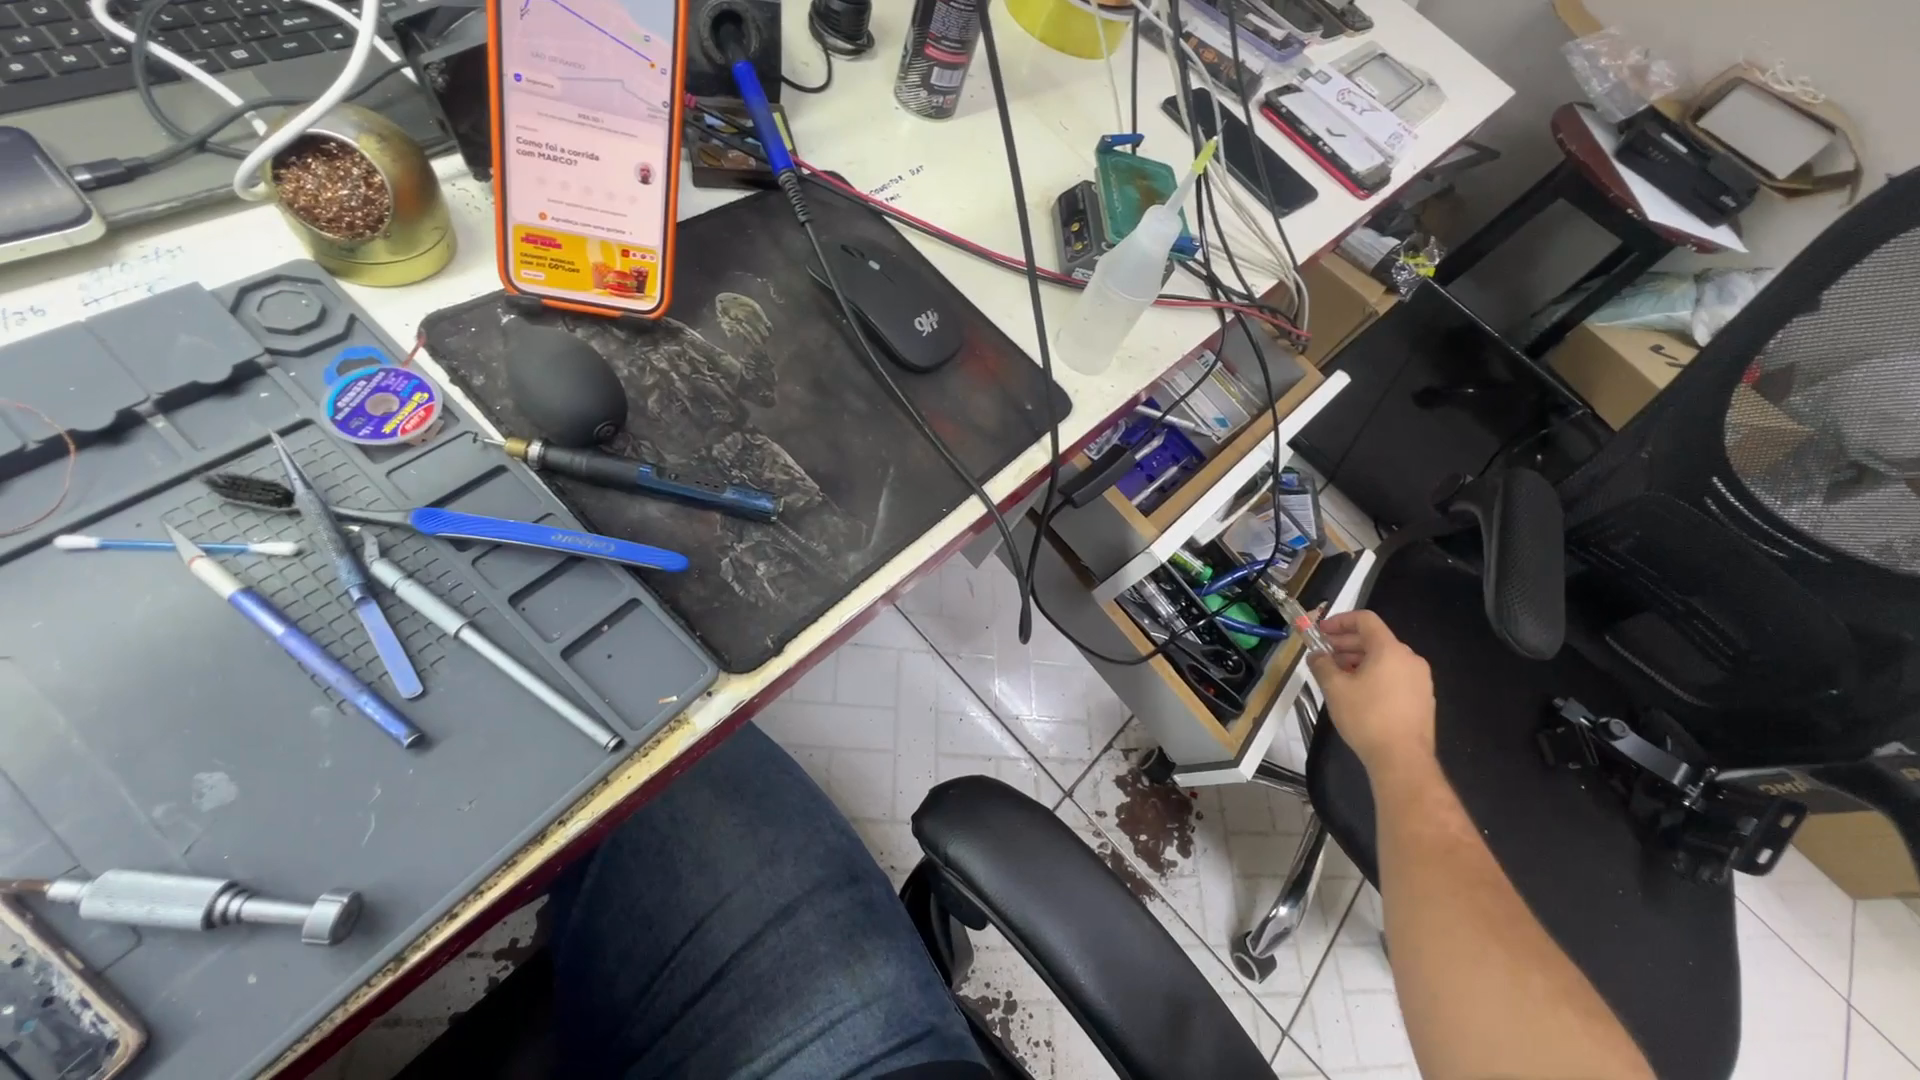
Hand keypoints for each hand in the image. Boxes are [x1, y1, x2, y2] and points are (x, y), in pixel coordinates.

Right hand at [1306, 611, 1435, 778]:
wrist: (1403, 759)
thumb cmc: (1366, 717)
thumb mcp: (1335, 688)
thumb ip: (1322, 665)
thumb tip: (1316, 655)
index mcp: (1390, 650)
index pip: (1365, 620)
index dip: (1340, 621)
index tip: (1321, 632)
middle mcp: (1410, 659)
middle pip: (1375, 639)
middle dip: (1345, 644)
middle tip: (1323, 655)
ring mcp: (1420, 680)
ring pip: (1385, 659)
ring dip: (1358, 661)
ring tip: (1337, 676)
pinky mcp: (1422, 698)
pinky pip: (1394, 676)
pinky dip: (1374, 675)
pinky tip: (1358, 693)